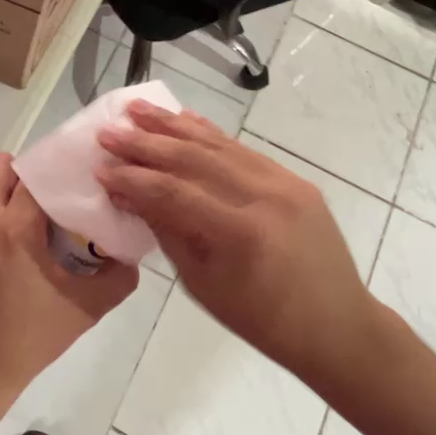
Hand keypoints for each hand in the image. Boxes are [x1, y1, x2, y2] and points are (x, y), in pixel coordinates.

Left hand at [0, 153, 140, 434]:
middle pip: (0, 166)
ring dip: (1, 182)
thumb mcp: (87, 309)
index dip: (59, 170)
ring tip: (27, 207)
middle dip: (28, 172)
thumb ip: (118, 275)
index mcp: (15, 230)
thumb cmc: (31, 338)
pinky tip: (10, 230)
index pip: (36, 175)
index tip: (80, 178)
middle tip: (52, 194)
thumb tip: (130, 250)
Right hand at [96, 102, 377, 379]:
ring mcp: (285, 183)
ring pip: (219, 145)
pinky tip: (182, 119)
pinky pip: (242, 151)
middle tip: (107, 132)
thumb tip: (128, 194)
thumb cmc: (261, 320)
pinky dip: (209, 134)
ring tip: (136, 108)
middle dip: (145, 144)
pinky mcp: (293, 179)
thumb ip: (166, 231)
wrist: (335, 325)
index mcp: (241, 233)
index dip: (133, 179)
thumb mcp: (202, 283)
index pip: (175, 193)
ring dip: (173, 126)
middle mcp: (266, 197)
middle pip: (194, 159)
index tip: (100, 168)